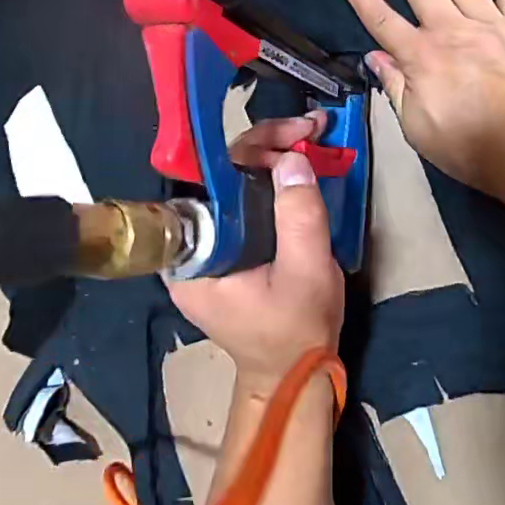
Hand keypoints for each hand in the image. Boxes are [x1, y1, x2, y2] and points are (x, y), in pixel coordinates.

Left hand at [166, 113, 344, 383]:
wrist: (294, 375)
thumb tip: (292, 159)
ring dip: (273, 156)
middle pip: (222, 176)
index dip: (245, 150)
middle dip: (266, 145)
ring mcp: (211, 244)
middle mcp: (193, 244)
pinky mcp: (230, 244)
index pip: (208, 183)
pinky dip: (274, 177)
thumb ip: (299, 217)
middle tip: (309, 129)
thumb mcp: (306, 273)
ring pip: (236, 182)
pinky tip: (299, 162)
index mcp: (194, 256)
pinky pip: (246, 199)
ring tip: (311, 137)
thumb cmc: (296, 332)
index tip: (286, 134)